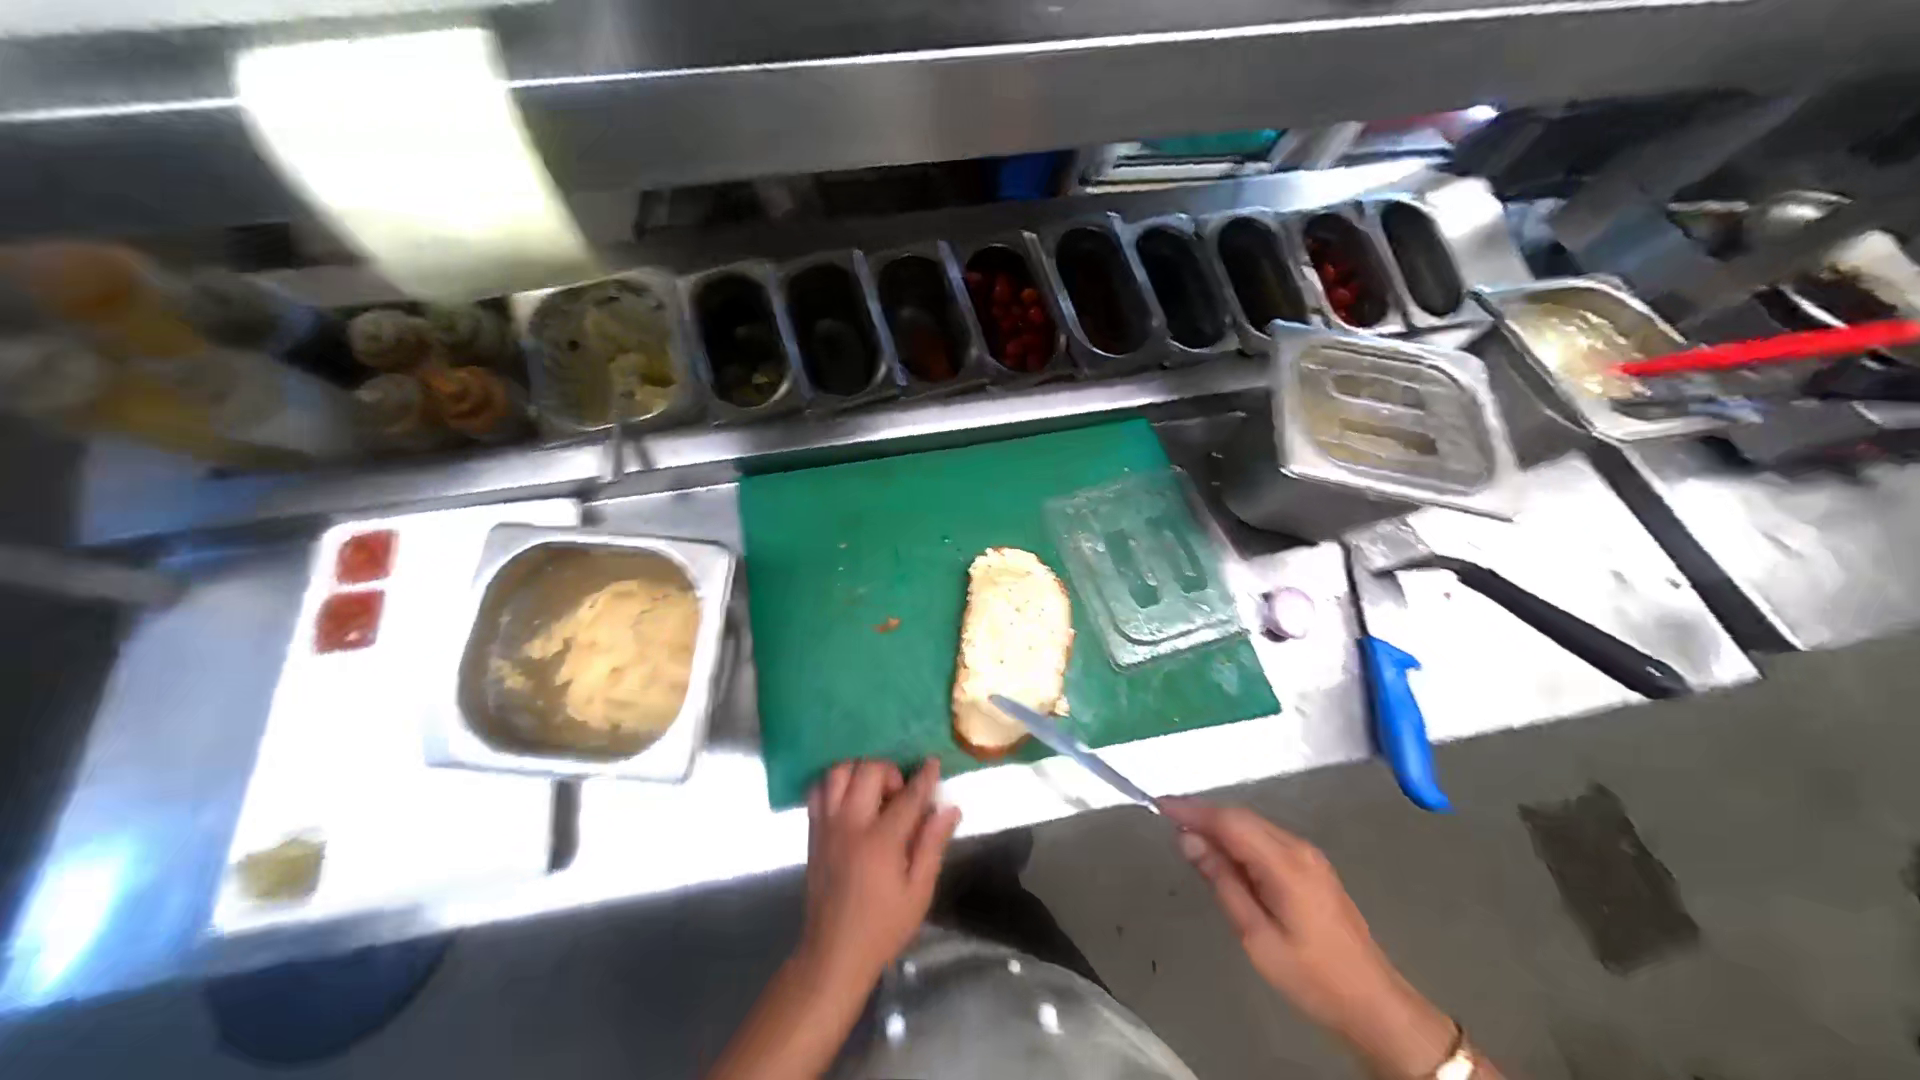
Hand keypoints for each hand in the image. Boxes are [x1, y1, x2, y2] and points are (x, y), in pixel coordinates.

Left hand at [801, 759, 960, 985]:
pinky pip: (818, 790)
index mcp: (880, 842)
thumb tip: (949, 808)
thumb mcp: (918, 892)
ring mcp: (826, 826)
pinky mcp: (812, 832)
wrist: (833, 953)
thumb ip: (932, 845)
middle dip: (890, 772)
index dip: (924, 777)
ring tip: (874, 792)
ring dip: (860, 772)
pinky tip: (850, 800)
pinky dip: (835, 784)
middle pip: (868, 771)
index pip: (908, 796)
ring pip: (838, 773)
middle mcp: (850, 825)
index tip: (933, 762)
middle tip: (901, 794)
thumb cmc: (882, 927)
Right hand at [1163, 800, 1458, 1079]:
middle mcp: (1299, 848)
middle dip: (1202, 814)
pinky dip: (1238, 837)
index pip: (1229, 821)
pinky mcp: (1313, 867)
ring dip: (1220, 825)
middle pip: (1241, 817)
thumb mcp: (1255, 936)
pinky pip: (1266, 838)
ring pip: (1254, 825)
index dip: (1192, 810)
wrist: (1375, 1004)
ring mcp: (1309, 856)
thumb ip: (1222, 881)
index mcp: (1285, 864)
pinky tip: (1223, 852)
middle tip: (1166, 819)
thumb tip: (1188, 840)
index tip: (1159, 805)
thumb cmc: (1312, 977)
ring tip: (1187, 835)